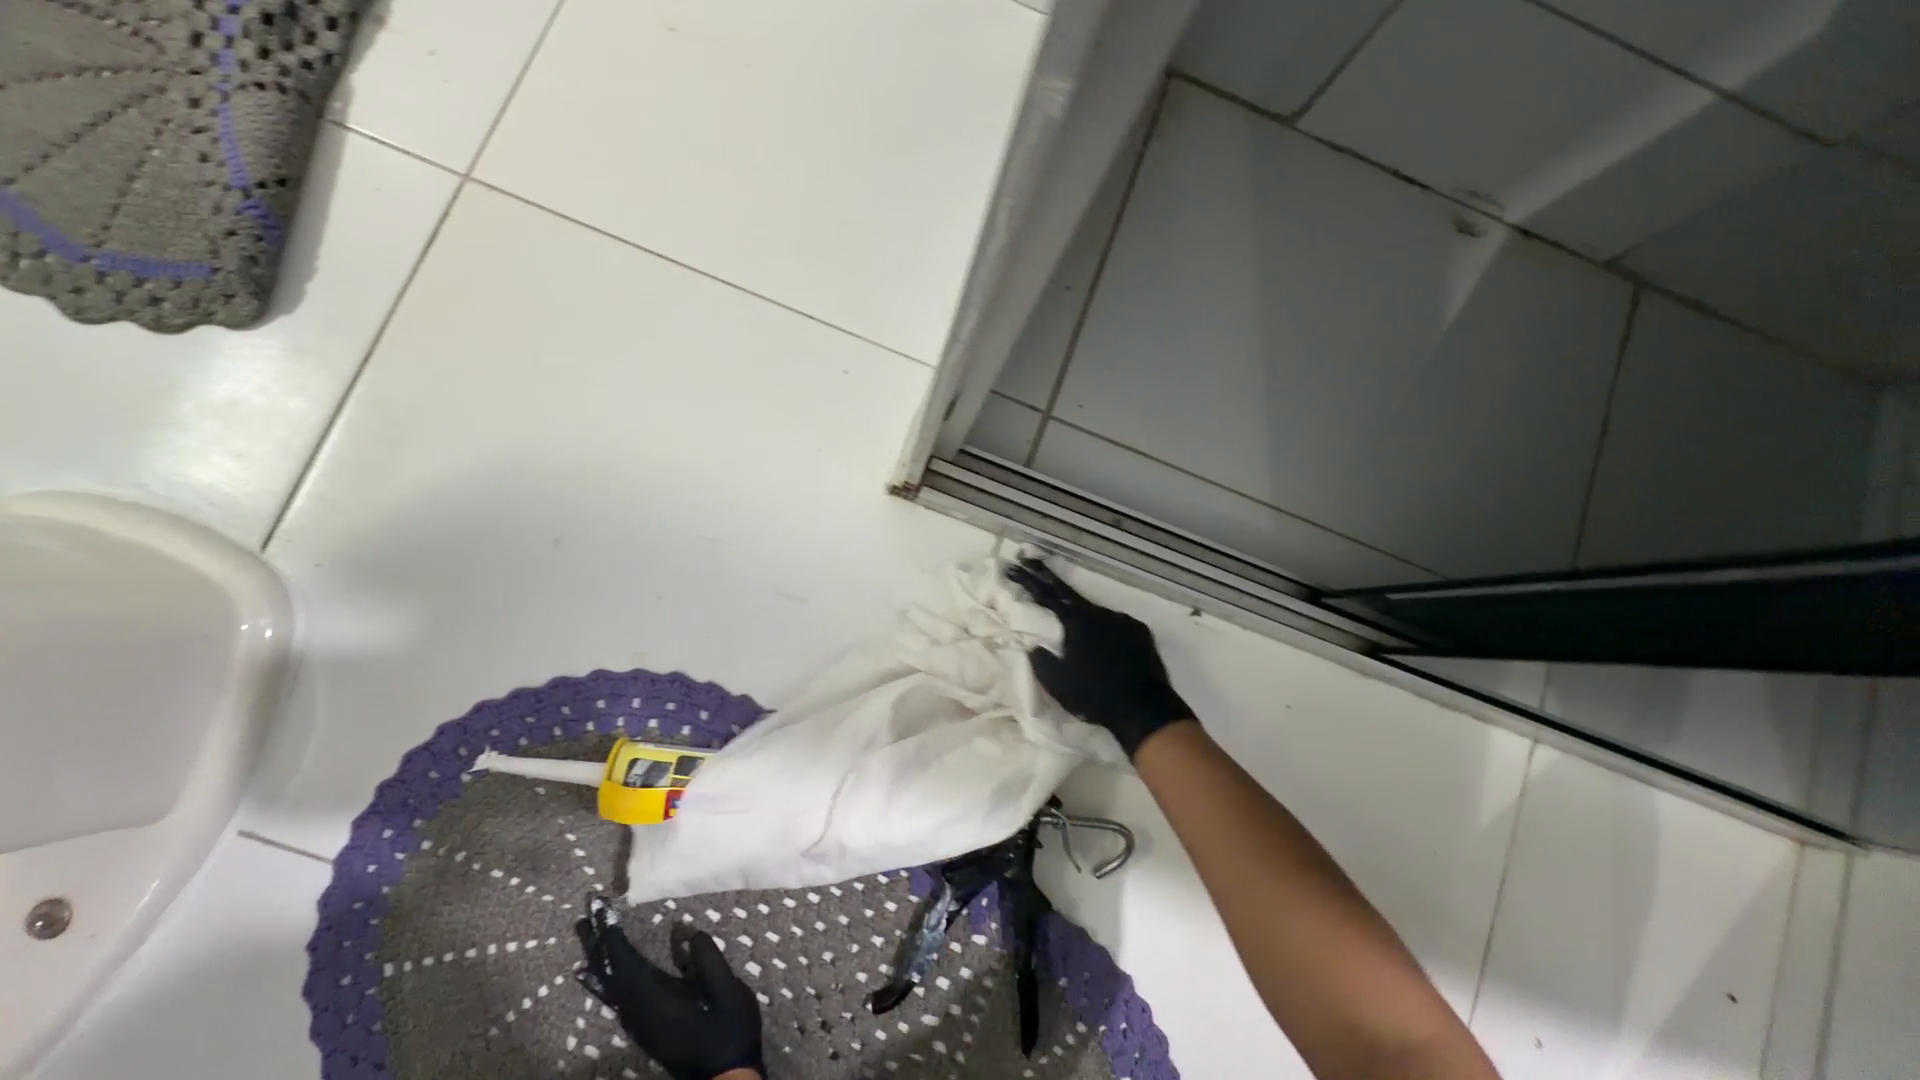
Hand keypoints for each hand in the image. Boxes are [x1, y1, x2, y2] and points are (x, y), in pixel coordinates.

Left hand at [575, 895, 762, 1079]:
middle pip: (609, 972)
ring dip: (596, 956)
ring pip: (608, 985)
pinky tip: (592, 973)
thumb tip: (692, 933)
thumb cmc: (729, 1032)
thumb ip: (711, 963)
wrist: (724, 1076)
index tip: (602, 907)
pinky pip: (612, 997)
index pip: (625, 963)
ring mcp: (638, 1022)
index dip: (611, 934)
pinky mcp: (643, 1026)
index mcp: (657, 1001)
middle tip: (585, 912)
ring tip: (585, 932)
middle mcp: (638, 1012)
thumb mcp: (730, 994)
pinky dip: (600, 980)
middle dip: (597, 940)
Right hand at [1006, 558, 1193, 757]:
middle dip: (1050, 581)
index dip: (1028, 580)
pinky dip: (1105, 631)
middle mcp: (1101, 613)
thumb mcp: (1056, 683)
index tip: (1014, 566)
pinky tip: (1104, 645)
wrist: (1144, 709)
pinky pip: (1116, 626)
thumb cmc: (1094, 696)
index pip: (1047, 595)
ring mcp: (1124, 621)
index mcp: (1077, 621)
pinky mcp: (1141, 632)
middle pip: (1071, 596)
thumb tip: (1035, 645)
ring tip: (1077, 634)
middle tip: (1034, 565)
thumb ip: (1041, 660)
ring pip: (1096, 615)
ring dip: (1082, 618)